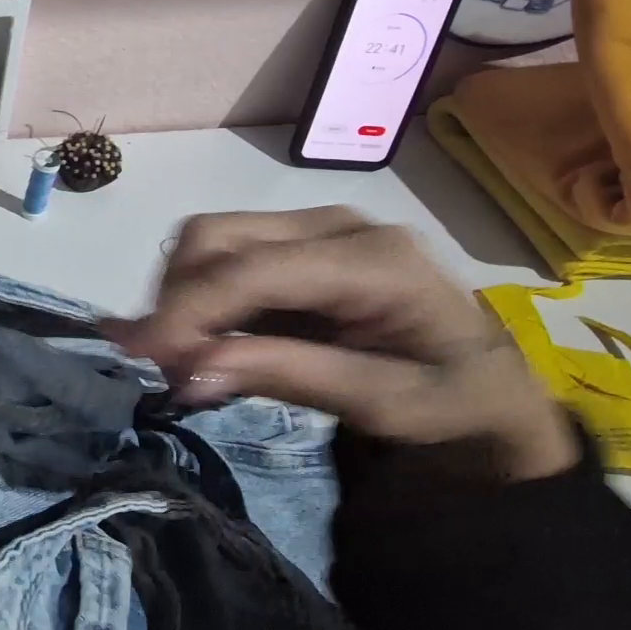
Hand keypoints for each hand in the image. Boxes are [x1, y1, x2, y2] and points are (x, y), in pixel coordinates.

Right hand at [106, 207, 577, 480]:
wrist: (489, 387)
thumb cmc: (451, 402)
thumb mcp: (384, 404)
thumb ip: (288, 376)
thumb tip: (188, 370)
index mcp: (375, 260)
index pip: (252, 270)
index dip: (187, 310)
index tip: (141, 355)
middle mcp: (334, 225)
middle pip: (215, 237)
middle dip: (174, 297)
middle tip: (163, 361)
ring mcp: (311, 227)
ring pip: (207, 239)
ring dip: (178, 292)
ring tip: (181, 351)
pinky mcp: (292, 240)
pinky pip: (220, 252)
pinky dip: (194, 291)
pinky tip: (200, 333)